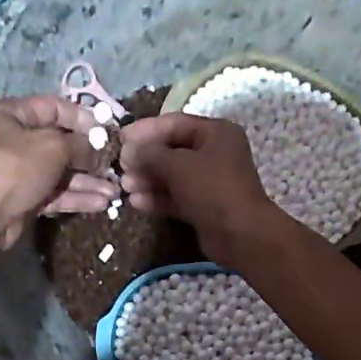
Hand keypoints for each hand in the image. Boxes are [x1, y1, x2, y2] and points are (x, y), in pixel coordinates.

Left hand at [0, 95, 119, 248]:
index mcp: (15, 115)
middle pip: (62, 144)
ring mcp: (23, 173)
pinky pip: (58, 195)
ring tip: (115, 192)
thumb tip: (101, 150)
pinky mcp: (28, 200)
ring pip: (63, 174)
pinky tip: (101, 203)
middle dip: (91, 157)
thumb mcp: (53, 146)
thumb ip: (80, 145)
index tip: (107, 131)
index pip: (55, 108)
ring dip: (89, 182)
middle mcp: (18, 141)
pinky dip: (78, 198)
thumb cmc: (16, 167)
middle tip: (115, 166)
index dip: (83, 118)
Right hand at [120, 114, 289, 264]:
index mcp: (215, 133)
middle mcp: (214, 154)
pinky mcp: (204, 207)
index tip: (121, 139)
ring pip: (173, 177)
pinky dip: (158, 199)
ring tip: (124, 188)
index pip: (174, 124)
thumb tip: (130, 150)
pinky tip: (136, 203)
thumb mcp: (178, 166)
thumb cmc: (212, 190)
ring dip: (148, 181)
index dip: (145, 130)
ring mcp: (209, 182)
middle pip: (172, 151)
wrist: (240, 235)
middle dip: (145, 159)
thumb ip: (151, 154)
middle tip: (120, 167)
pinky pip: (176, 198)